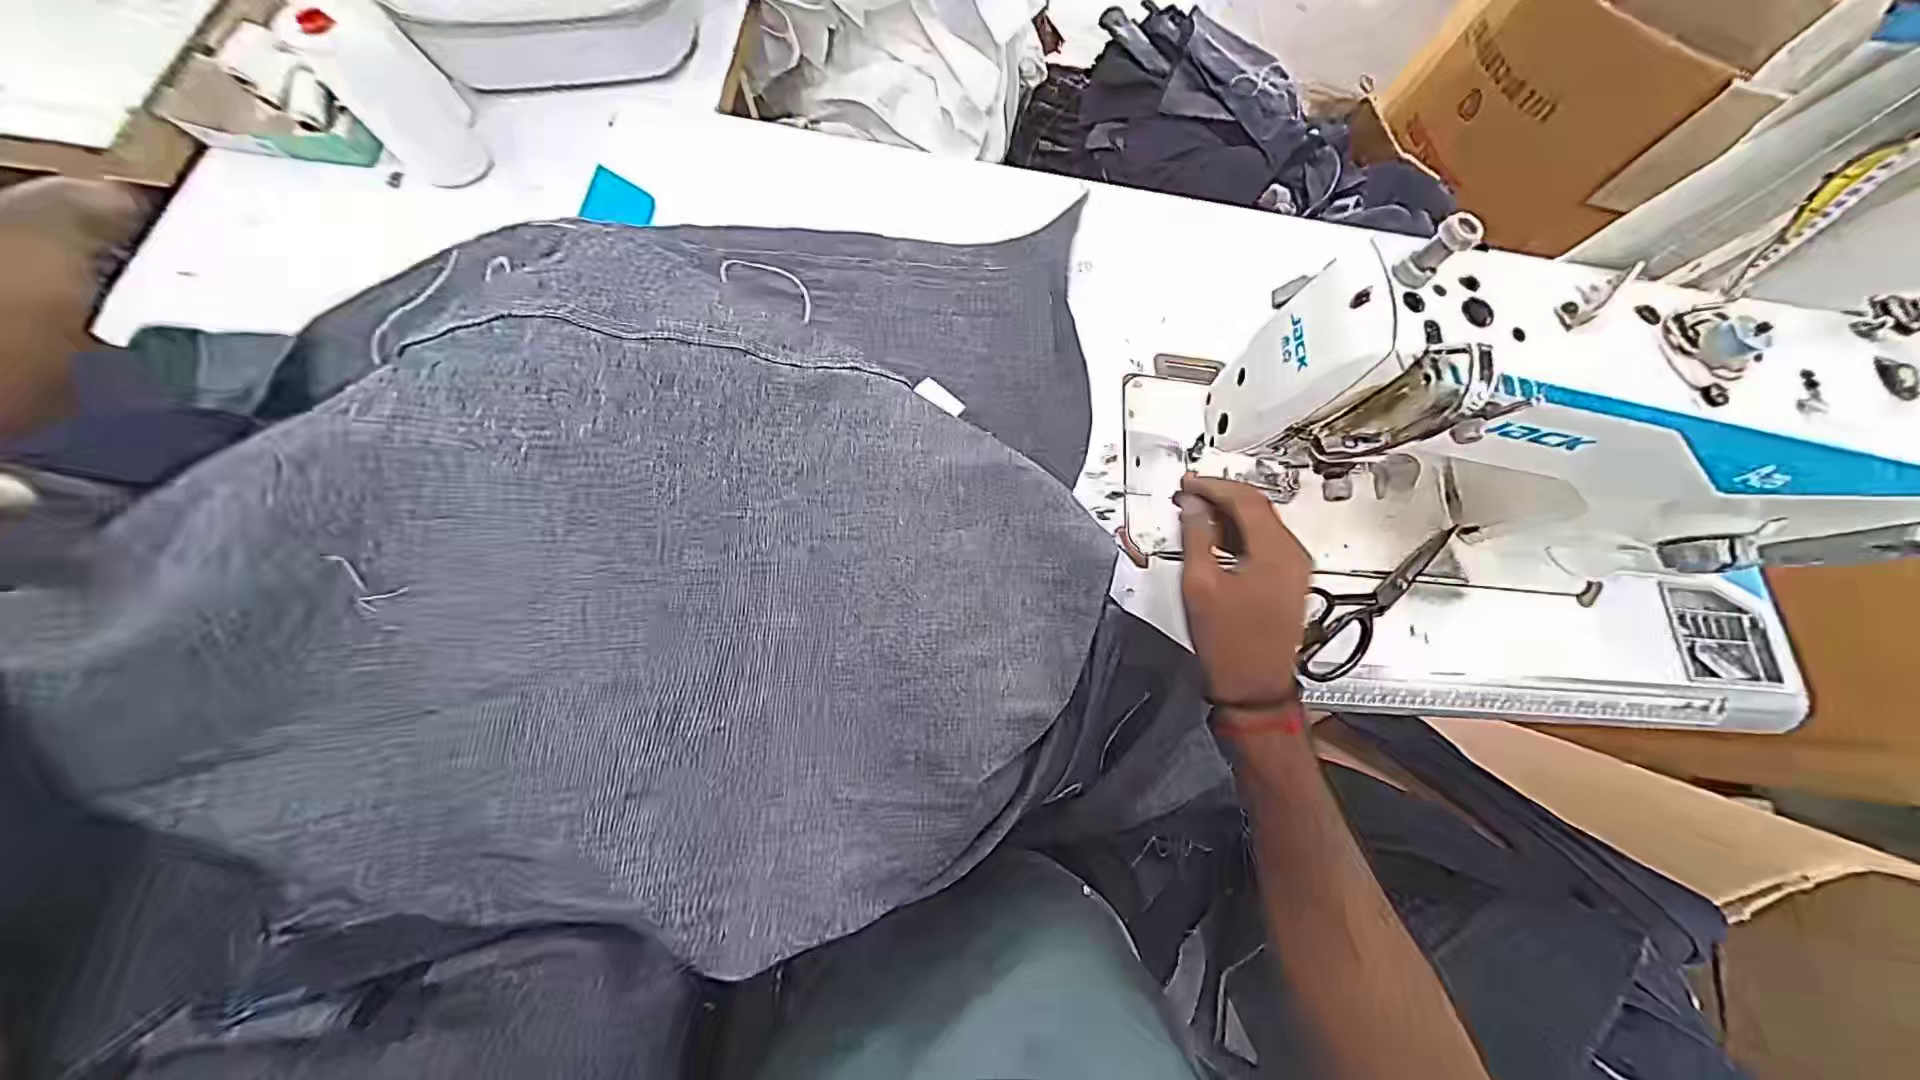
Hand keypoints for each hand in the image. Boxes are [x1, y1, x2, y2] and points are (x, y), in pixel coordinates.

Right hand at [1178, 474, 1312, 706]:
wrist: (1253, 685)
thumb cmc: (1231, 645)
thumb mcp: (1200, 584)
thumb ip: (1196, 537)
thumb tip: (1192, 507)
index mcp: (1276, 553)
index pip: (1245, 499)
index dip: (1212, 486)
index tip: (1188, 483)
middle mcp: (1293, 557)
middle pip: (1257, 507)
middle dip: (1219, 496)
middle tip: (1188, 493)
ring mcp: (1294, 569)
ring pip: (1261, 524)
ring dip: (1228, 514)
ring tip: (1195, 512)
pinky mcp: (1288, 581)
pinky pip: (1264, 543)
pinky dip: (1238, 534)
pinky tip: (1214, 537)